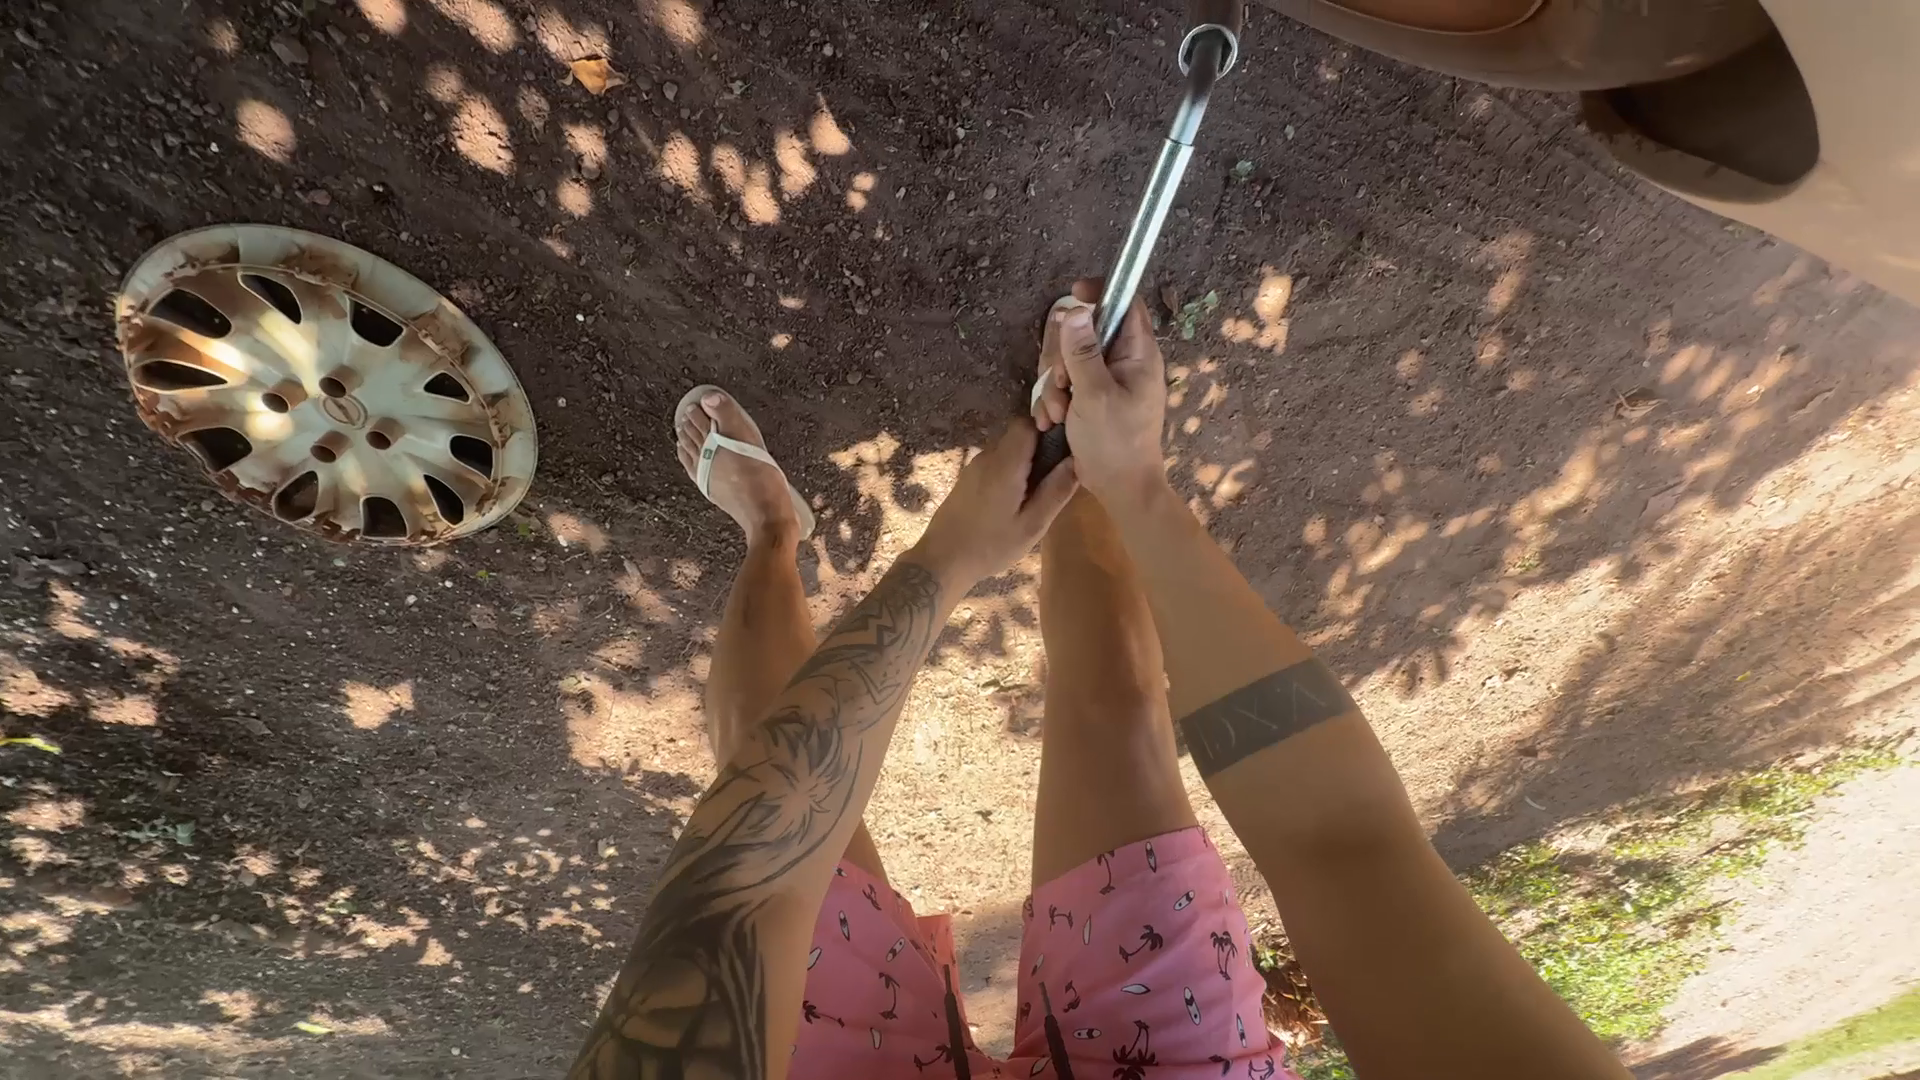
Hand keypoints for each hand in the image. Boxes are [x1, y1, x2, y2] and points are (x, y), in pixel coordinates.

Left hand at [911, 417, 1079, 588]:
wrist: (942, 560)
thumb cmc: (990, 546)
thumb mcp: (1032, 525)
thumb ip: (1055, 491)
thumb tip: (1077, 460)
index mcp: (1005, 464)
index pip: (1027, 423)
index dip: (1048, 430)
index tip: (1063, 452)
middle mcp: (987, 457)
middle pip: (1018, 435)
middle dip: (1039, 450)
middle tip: (1053, 480)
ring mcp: (974, 467)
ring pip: (1006, 450)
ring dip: (1024, 464)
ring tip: (1034, 496)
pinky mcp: (967, 479)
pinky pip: (995, 464)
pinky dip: (1009, 473)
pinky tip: (1013, 502)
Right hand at [1049, 279, 1167, 505]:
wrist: (1121, 488)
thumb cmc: (1115, 443)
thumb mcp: (1094, 395)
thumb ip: (1083, 352)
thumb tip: (1074, 311)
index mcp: (1138, 354)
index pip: (1125, 303)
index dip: (1100, 293)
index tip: (1072, 297)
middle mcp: (1124, 362)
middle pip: (1085, 330)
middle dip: (1062, 357)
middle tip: (1061, 383)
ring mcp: (1107, 380)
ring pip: (1069, 359)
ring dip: (1054, 385)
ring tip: (1055, 413)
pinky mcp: (1091, 398)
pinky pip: (1066, 384)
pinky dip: (1055, 400)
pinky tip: (1052, 420)